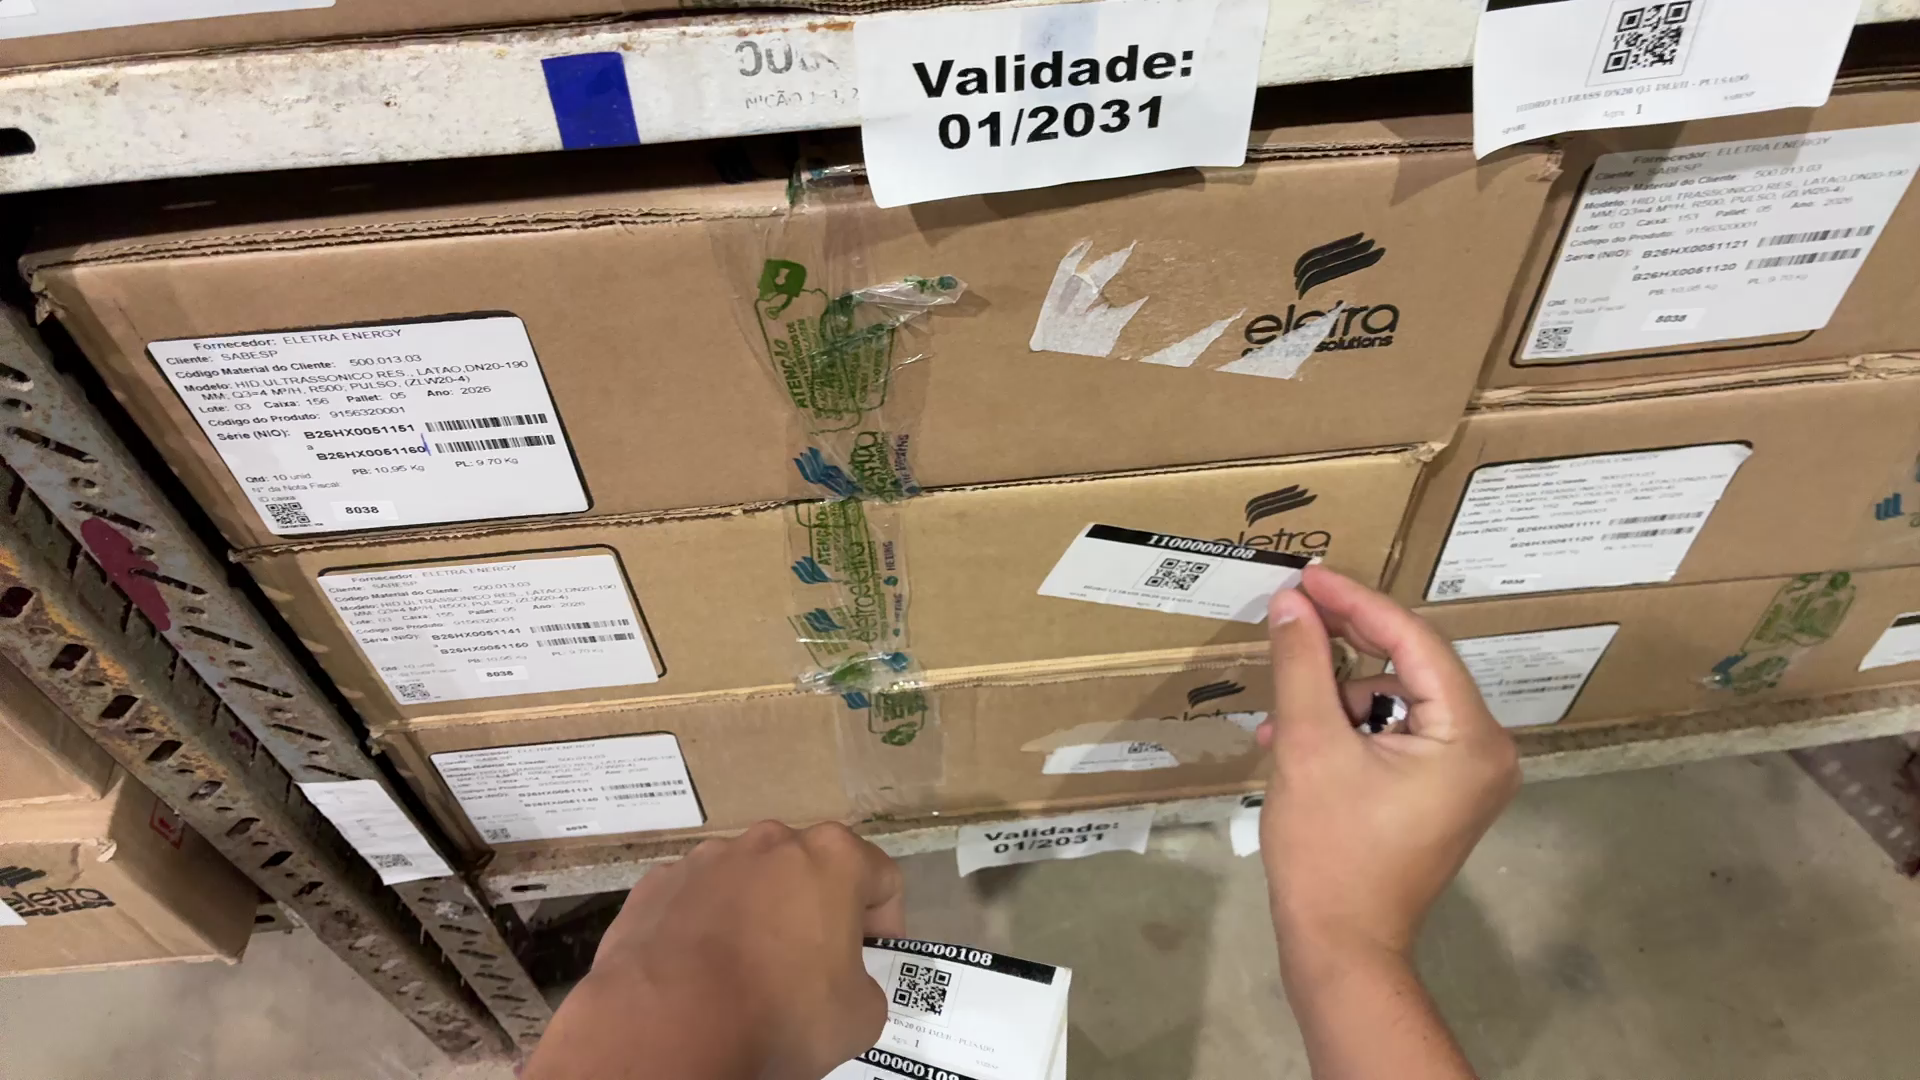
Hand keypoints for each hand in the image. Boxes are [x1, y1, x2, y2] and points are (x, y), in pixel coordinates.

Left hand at [524, 821, 902, 1079]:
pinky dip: (706, 927)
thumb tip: (847, 988)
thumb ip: (867, 987)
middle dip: (819, 914)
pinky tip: (697, 975)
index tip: (871, 964)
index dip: (885, 924)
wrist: (662, 1028)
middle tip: (812, 972)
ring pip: (753, 881)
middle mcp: (775, 840)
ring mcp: (712, 856)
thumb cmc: (779, 1013)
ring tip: (746, 975)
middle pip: (813, 871)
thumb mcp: (858, 1019)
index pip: (882, 878)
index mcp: (834, 855)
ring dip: (760, 915)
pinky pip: (698, 900)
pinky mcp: (660, 882)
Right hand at [1258, 565, 1518, 963]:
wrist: (1339, 941)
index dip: (1357, 602)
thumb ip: (1302, 663)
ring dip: (1332, 696)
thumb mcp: (1308, 742)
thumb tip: (1291, 602)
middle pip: (1408, 666)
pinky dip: (1342, 726)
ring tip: (1280, 715)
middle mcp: (1481, 749)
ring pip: (1391, 699)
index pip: (1414, 642)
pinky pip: (1389, 731)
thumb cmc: (1328, 844)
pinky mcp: (1436, 790)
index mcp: (1469, 736)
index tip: (1308, 576)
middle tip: (1293, 612)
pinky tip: (1293, 739)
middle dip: (1343, 644)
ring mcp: (1461, 773)